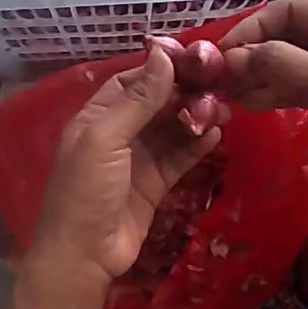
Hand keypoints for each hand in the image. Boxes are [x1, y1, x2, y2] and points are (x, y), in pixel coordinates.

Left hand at [28, 42, 222, 289]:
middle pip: (155, 103)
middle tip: (218, 84)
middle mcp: (117, 133)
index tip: (195, 59)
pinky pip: (179, 157)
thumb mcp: (106, 139)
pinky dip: (196, 145)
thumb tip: (162, 53)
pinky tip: (216, 133)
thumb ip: (137, 100)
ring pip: (171, 129)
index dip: (160, 69)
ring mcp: (137, 159)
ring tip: (223, 107)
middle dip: (184, 93)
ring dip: (194, 117)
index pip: (131, 82)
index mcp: (97, 117)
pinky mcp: (154, 184)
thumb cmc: (86, 190)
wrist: (84, 255)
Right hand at [219, 0, 307, 188]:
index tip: (219, 55)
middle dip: (253, 55)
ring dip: (261, 75)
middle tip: (218, 79)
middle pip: (289, 33)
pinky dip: (278, 90)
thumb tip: (231, 58)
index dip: (251, 28)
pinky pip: (303, 80)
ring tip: (227, 94)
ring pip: (292, 59)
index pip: (290, 9)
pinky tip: (250, 102)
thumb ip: (280, 65)